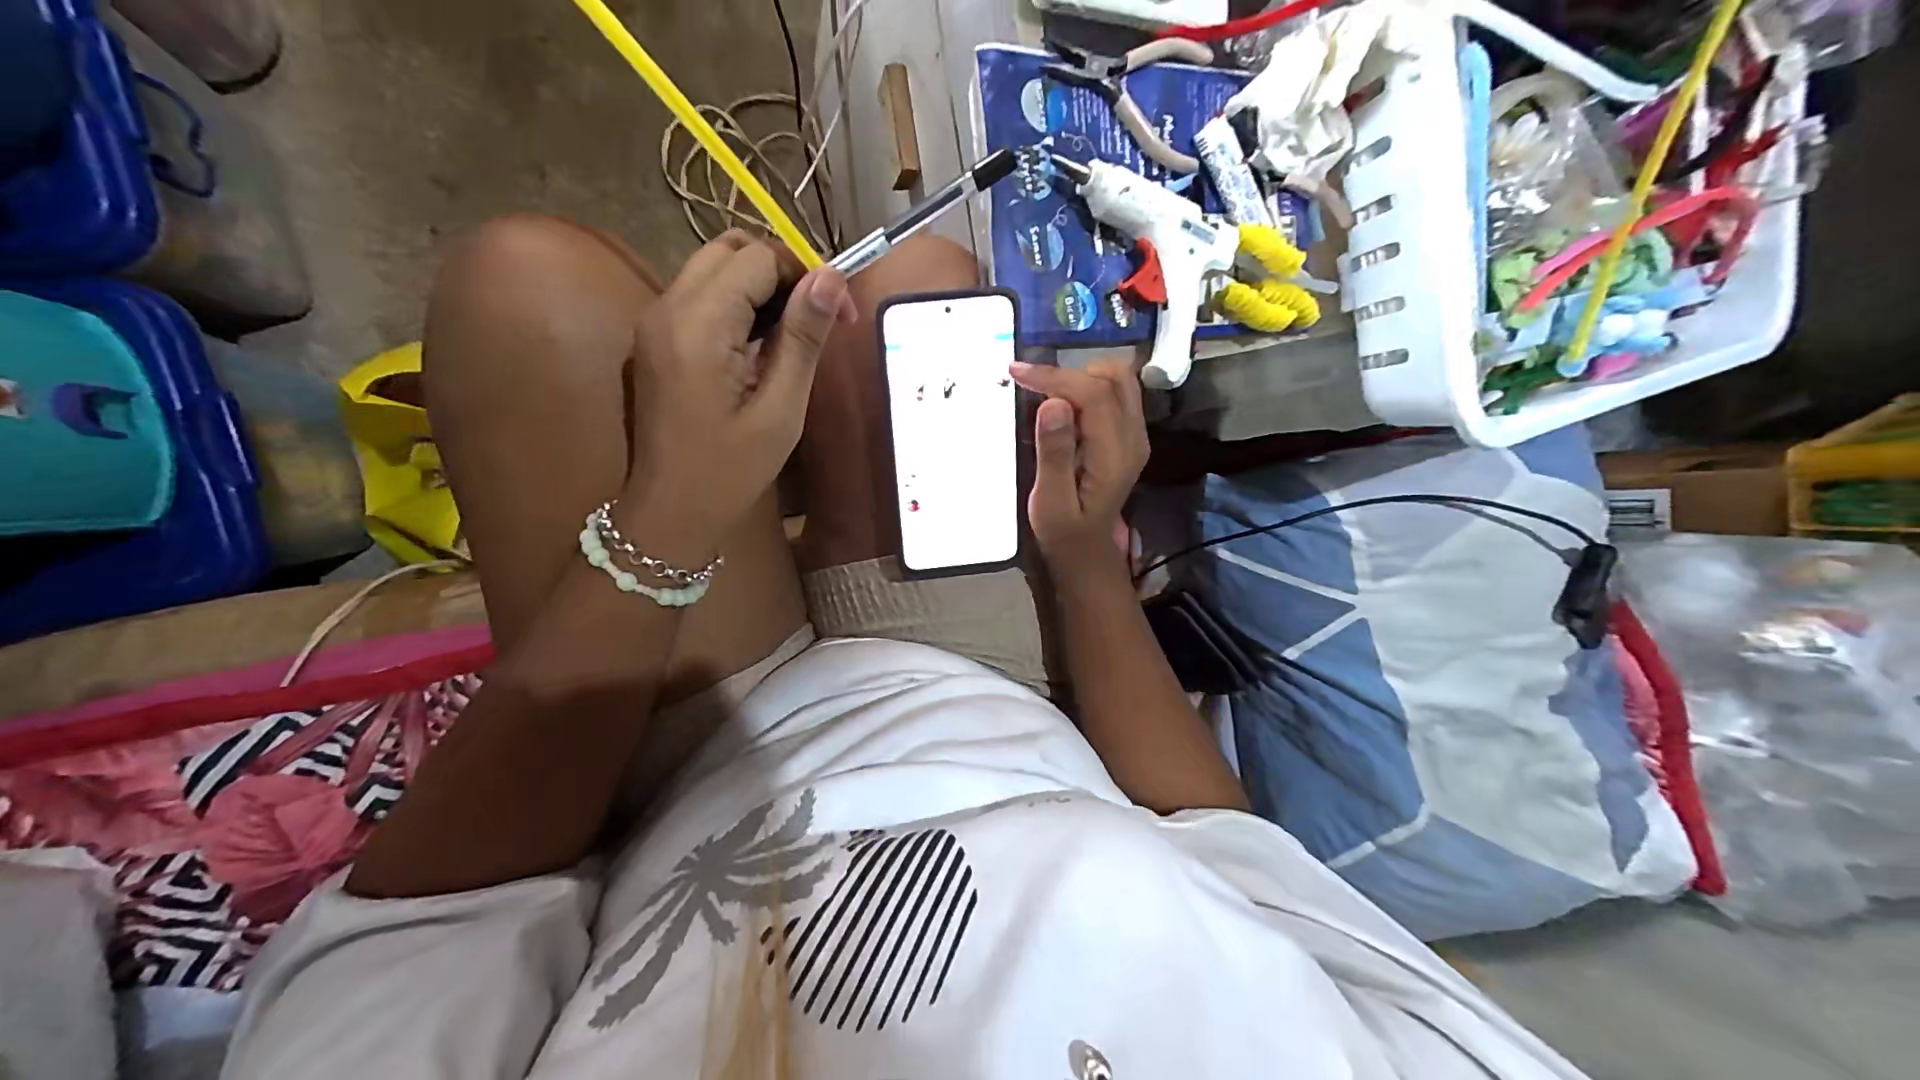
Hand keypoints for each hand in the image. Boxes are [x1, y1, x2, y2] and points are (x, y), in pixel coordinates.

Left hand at [623, 231, 856, 547]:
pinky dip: (738, 302)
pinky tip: (761, 346)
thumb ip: (803, 337)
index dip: (807, 275)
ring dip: (761, 285)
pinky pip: (702, 293)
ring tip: (794, 334)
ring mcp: (656, 319)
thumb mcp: (782, 409)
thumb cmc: (731, 469)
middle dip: (783, 271)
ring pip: (715, 265)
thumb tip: (832, 277)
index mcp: (699, 325)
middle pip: (732, 248)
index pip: (759, 258)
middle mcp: (668, 307)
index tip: (842, 317)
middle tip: (818, 319)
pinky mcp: (656, 335)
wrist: (672, 508)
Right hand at [1009, 359, 1148, 583]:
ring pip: (1117, 380)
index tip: (1017, 373)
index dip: (1056, 377)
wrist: (1086, 550)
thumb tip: (1052, 403)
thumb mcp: (1050, 501)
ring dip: (1078, 377)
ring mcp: (1135, 434)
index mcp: (1115, 454)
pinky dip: (1085, 386)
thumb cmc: (1063, 531)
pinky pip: (1113, 393)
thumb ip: (1054, 453)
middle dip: (1068, 373)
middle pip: (1113, 378)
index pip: (1095, 394)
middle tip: (1030, 385)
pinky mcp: (1127, 433)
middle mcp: (1134, 437)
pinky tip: (1059, 403)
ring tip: (1043, 394)